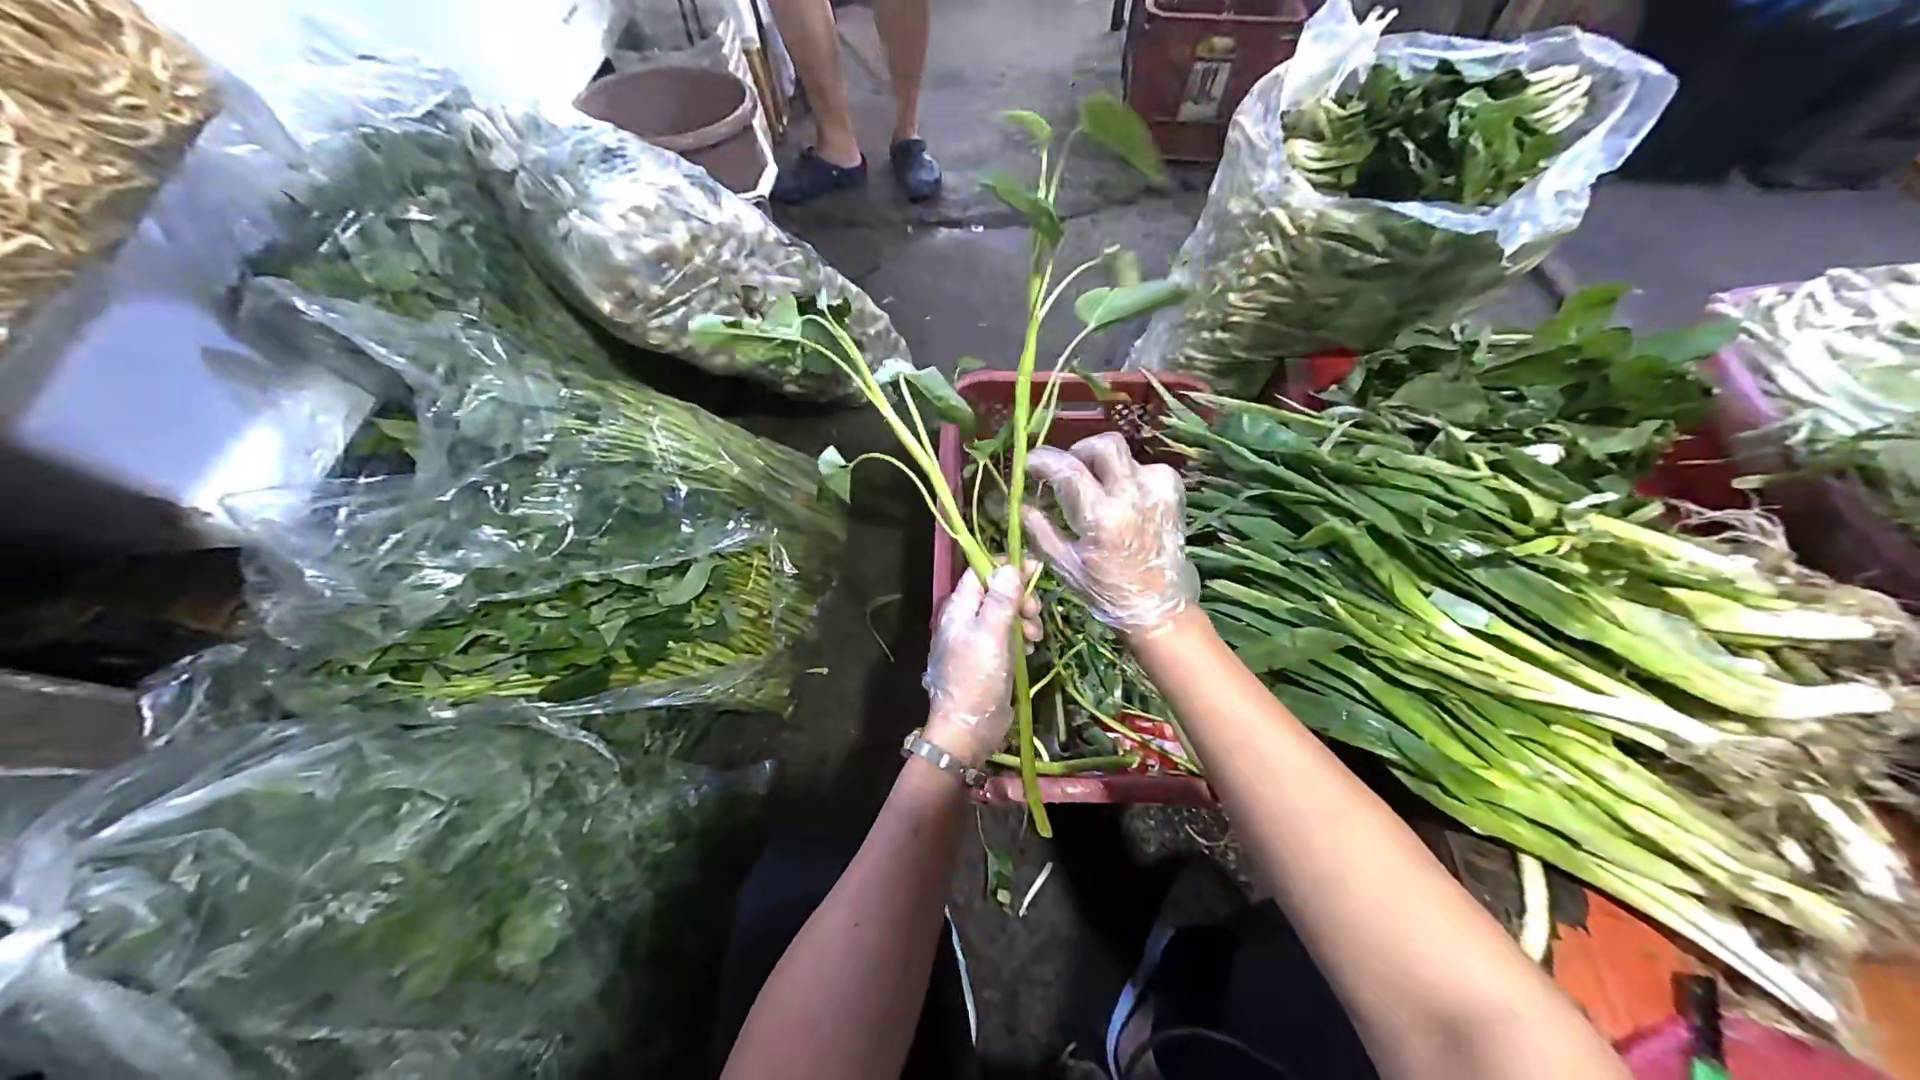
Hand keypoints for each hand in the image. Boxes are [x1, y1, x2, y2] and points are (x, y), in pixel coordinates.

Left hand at [923, 561, 1042, 765]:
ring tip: (1035, 637)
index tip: (1034, 569)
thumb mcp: (991, 634)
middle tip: (1035, 612)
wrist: (967, 729)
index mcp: (958, 608)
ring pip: (1005, 615)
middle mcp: (964, 620)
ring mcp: (975, 640)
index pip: (980, 572)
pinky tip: (1029, 650)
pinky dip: (1020, 638)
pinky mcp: (987, 659)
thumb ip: (1000, 599)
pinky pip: (1007, 637)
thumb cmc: (977, 678)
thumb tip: (1009, 568)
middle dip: (1020, 597)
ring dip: (1024, 620)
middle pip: (996, 592)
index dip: (1006, 566)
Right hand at [1022, 432, 1197, 635]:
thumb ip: (1039, 531)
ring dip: (1102, 466)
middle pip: (1105, 444)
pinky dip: (1126, 477)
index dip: (1043, 460)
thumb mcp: (1065, 565)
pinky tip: (1121, 500)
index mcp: (1102, 518)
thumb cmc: (1107, 590)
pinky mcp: (1172, 492)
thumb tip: (1018, 503)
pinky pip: (1143, 468)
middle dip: (1079, 450)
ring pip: (1124, 455)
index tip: (1030, 463)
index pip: (1068, 470)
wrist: (1160, 607)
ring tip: (1095, 490)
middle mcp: (1133, 497)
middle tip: (1068, 470)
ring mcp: (1157, 491)